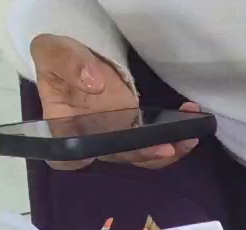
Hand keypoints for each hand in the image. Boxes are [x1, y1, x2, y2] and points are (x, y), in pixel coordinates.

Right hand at [29, 34, 201, 169]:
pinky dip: (177, 136)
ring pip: (146, 156)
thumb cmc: (60, 60)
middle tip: (168, 145)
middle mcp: (94, 143)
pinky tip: (191, 119)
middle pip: (121, 157)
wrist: (80, 61)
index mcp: (65, 129)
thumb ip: (67, 63)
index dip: (81, 162)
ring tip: (190, 134)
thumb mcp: (54, 52)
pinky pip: (159, 144)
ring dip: (171, 149)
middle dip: (147, 153)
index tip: (100, 153)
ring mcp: (118, 143)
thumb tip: (94, 83)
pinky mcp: (137, 137)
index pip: (68, 158)